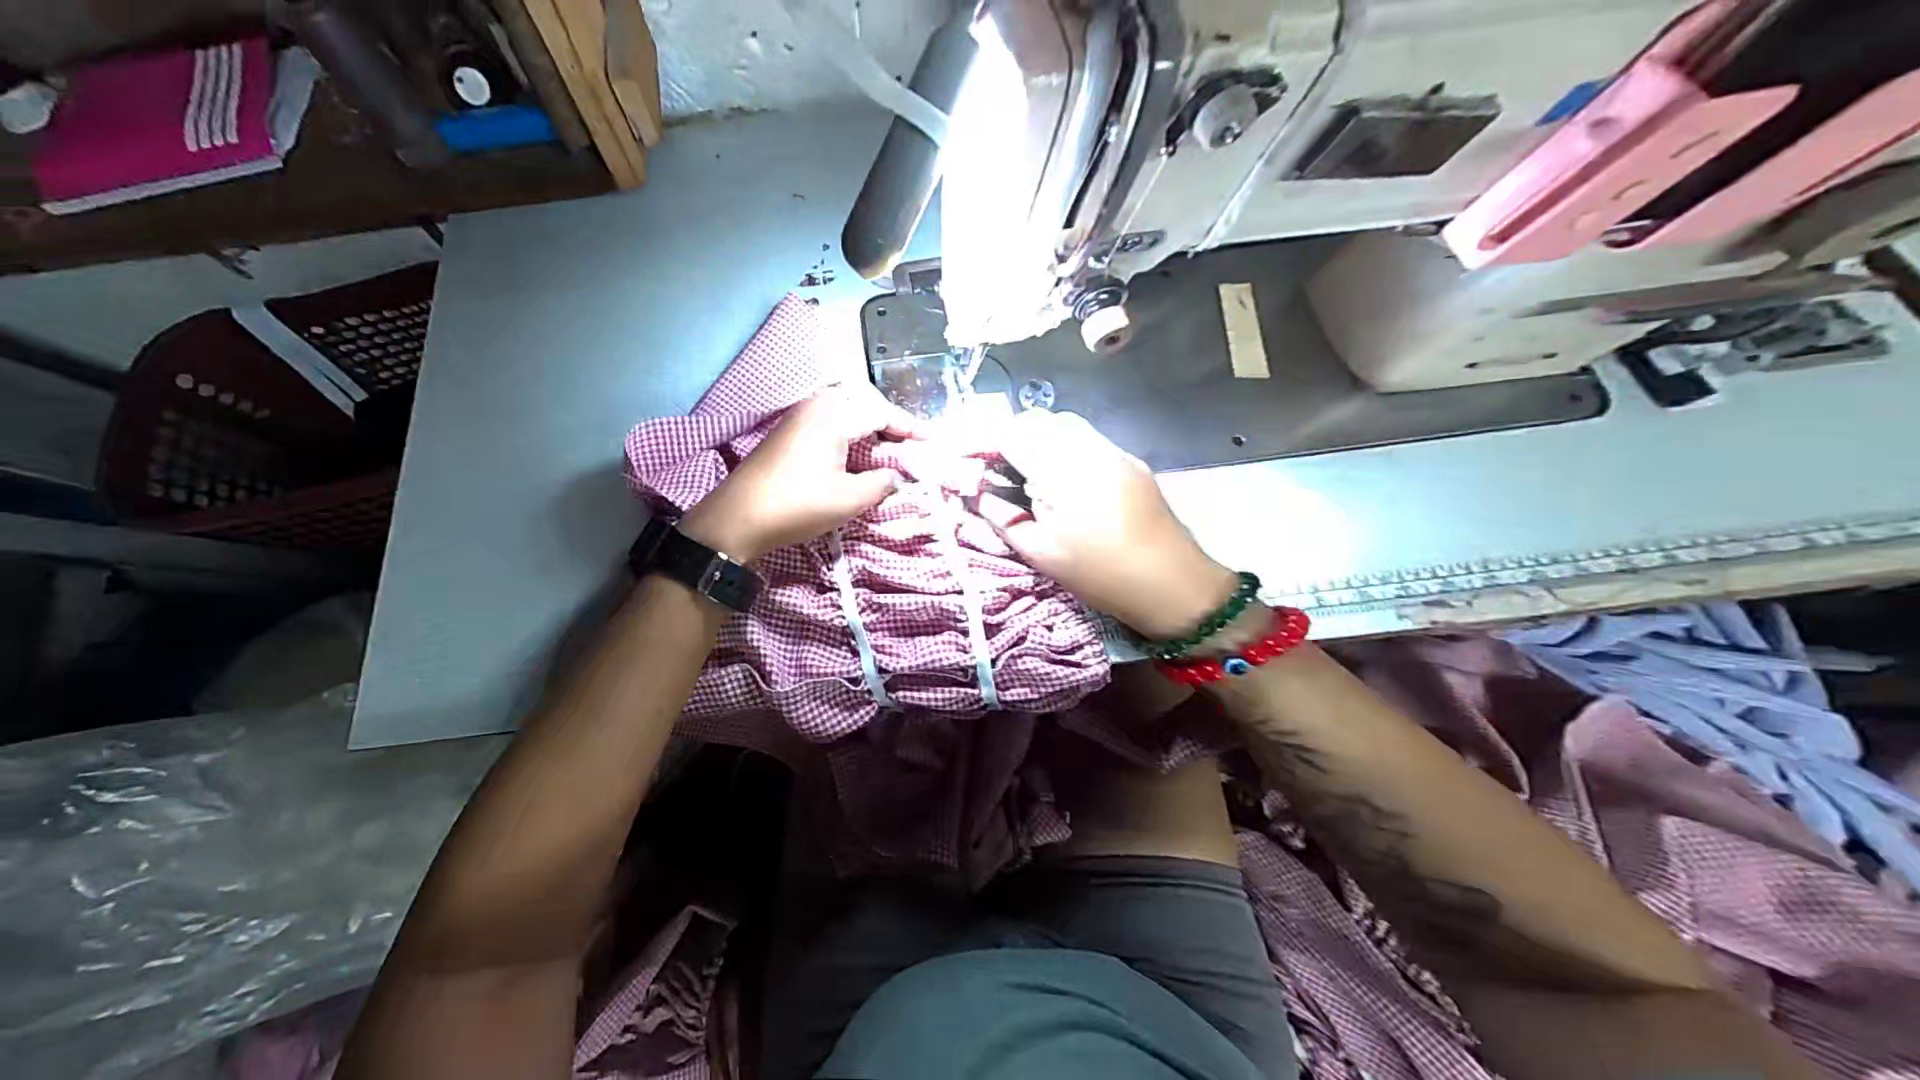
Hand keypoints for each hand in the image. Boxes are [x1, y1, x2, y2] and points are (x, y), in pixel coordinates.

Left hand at [679, 384, 921, 560]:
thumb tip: (895, 475)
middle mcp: (815, 406)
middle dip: (889, 419)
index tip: (932, 441)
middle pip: (862, 401)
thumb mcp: (849, 499)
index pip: (882, 412)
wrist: (737, 518)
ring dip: (868, 424)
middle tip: (908, 442)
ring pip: (844, 408)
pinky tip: (855, 452)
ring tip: (887, 447)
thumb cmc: (797, 505)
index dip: (910, 428)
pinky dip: (849, 430)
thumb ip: (881, 483)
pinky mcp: (787, 432)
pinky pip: (828, 419)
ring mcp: (797, 417)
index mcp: (833, 415)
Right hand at [977, 411, 1236, 639]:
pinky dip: (1062, 449)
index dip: (980, 440)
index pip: (1010, 433)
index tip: (961, 457)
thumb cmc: (1101, 573)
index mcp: (1063, 468)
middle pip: (1037, 421)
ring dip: (1036, 441)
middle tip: (991, 470)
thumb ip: (1003, 517)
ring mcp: (1114, 451)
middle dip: (1007, 437)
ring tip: (1024, 476)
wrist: (1174, 584)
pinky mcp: (1130, 462)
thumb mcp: (1041, 552)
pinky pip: (1086, 440)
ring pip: (1064, 426)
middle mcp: (1089, 447)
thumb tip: (977, 494)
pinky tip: (1060, 481)